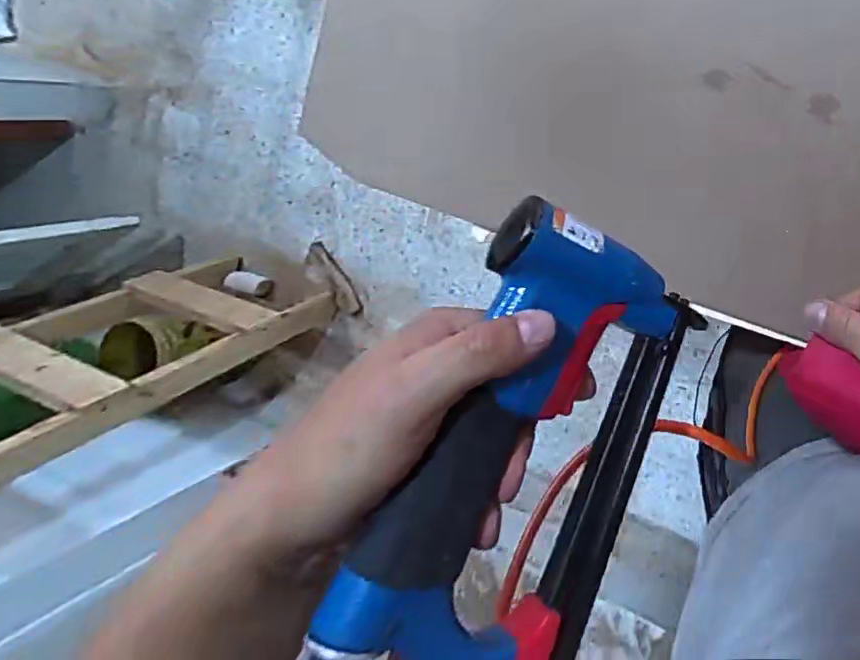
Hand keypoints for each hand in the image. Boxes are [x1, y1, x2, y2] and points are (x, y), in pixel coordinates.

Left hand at [224, 306, 589, 564]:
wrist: (280, 539)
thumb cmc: (348, 450)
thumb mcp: (416, 393)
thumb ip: (482, 353)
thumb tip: (549, 321)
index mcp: (441, 335)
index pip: (514, 327)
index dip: (550, 353)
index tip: (579, 389)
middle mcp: (441, 365)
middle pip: (512, 381)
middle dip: (522, 429)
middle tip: (518, 469)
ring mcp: (434, 412)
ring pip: (498, 427)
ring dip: (505, 467)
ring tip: (494, 504)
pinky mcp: (428, 455)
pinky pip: (476, 461)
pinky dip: (485, 489)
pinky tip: (479, 519)